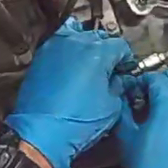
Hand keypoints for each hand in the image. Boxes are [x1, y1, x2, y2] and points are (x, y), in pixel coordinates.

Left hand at [5, 20, 133, 167]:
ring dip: (86, 44)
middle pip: (99, 37)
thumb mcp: (111, 106)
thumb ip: (118, 87)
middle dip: (107, 52)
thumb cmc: (77, 122)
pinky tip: (70, 65)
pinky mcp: (40, 56)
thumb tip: (118, 81)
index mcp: (99, 52)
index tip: (125, 71)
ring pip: (77, 33)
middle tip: (108, 70)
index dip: (126, 59)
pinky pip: (59, 43)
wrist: (40, 134)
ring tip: (88, 62)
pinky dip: (67, 48)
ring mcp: (56, 47)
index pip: (121, 45)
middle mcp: (77, 42)